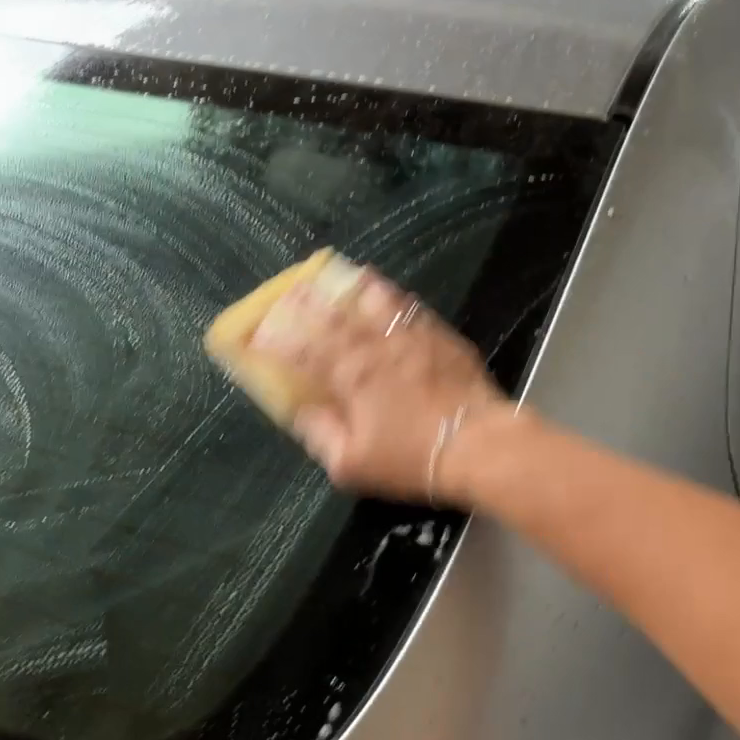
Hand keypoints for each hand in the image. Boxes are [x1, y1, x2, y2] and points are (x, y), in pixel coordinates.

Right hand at [249, 267, 517, 504]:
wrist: (480, 444)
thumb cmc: (412, 459)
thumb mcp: (353, 464)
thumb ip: (322, 434)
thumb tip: (301, 413)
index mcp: (350, 377)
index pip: (303, 350)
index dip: (277, 339)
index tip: (259, 334)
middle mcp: (376, 348)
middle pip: (334, 317)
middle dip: (306, 304)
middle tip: (288, 291)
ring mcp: (411, 337)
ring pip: (373, 301)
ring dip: (349, 287)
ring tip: (336, 276)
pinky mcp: (441, 337)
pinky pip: (409, 307)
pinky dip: (391, 296)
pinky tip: (385, 291)